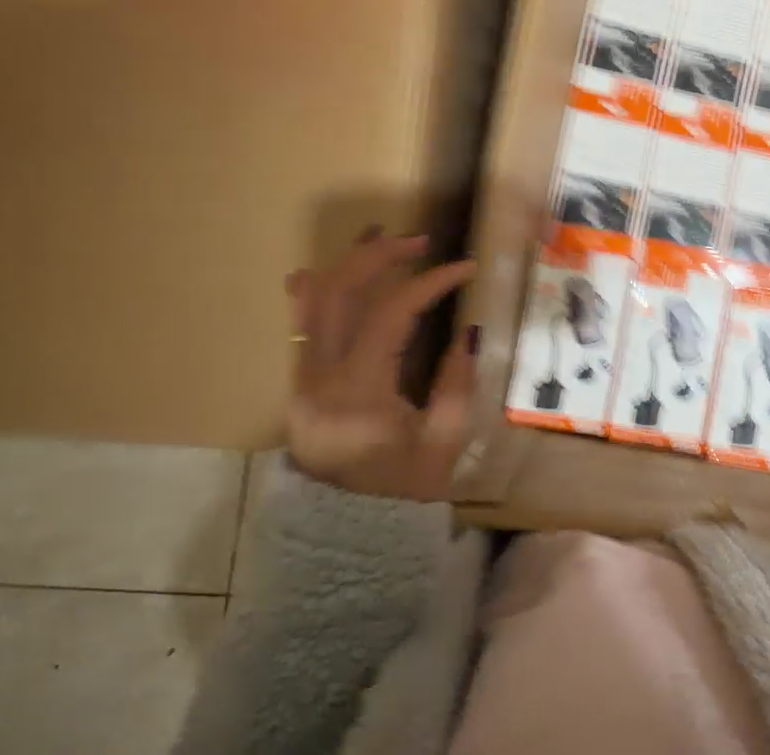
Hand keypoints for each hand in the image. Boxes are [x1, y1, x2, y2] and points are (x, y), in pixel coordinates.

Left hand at [284, 227, 477, 499]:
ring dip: (348, 263)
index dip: (430, 282)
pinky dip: (315, 291)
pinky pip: (303, 325)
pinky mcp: (301, 382)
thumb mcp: (442, 442)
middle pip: (340, 292)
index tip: (465, 268)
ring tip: (379, 236)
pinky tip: (323, 270)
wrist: (346, 533)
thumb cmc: (402, 492)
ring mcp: (302, 377)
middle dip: (380, 256)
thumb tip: (468, 331)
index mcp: (359, 390)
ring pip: (314, 301)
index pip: (391, 313)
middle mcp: (319, 376)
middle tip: (421, 240)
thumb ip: (457, 384)